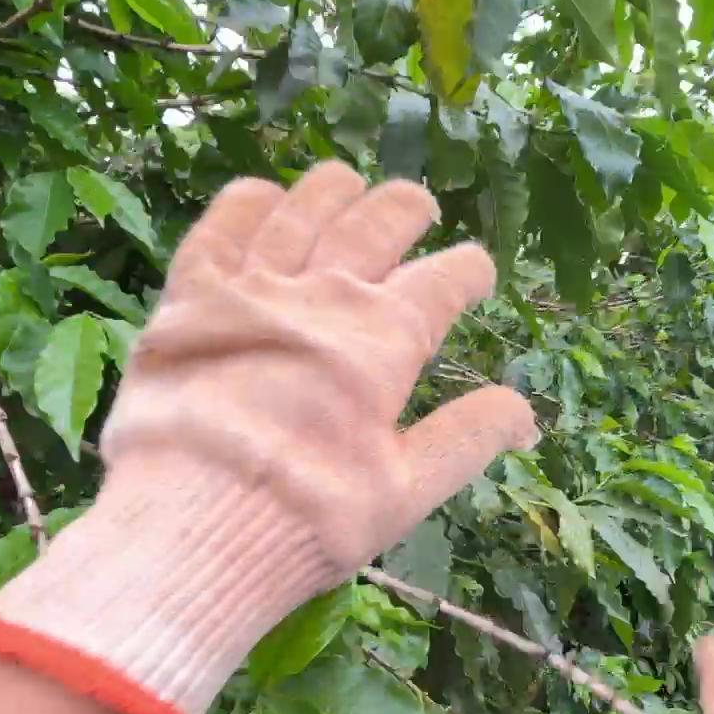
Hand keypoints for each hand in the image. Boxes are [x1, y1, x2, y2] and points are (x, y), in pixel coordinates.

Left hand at [0, 162, 537, 713]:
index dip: (469, 270)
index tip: (479, 271)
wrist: (190, 532)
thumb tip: (527, 414)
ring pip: (302, 212)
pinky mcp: (187, 300)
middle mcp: (321, 298)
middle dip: (406, 210)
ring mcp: (250, 290)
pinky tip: (265, 196)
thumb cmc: (310, 515)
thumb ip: (469, 439)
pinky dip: (248, 204)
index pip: (442, 283)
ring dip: (334, 191)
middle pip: (375, 228)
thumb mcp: (408, 491)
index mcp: (382, 342)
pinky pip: (221, 228)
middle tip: (421, 206)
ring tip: (351, 182)